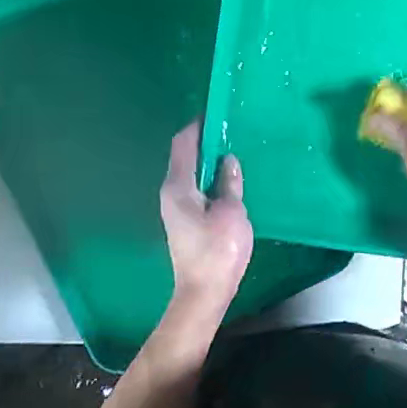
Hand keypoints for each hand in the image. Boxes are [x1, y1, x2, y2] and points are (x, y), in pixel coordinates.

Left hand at [160, 122, 252, 313]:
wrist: (204, 292)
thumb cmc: (218, 251)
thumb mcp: (232, 213)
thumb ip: (229, 184)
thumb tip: (228, 161)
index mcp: (178, 187)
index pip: (183, 145)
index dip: (198, 127)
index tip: (217, 114)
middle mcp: (172, 194)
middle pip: (186, 158)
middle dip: (207, 144)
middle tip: (232, 133)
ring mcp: (176, 210)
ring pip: (193, 176)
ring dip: (211, 164)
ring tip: (235, 156)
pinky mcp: (186, 223)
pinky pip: (198, 191)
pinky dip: (211, 182)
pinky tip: (230, 185)